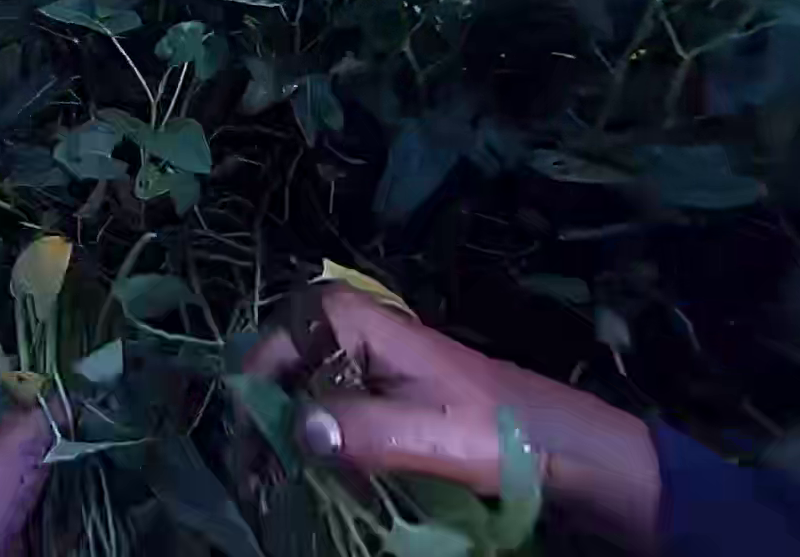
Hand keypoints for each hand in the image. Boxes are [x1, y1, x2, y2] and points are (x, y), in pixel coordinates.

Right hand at [245, 284, 660, 550]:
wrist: (546, 432)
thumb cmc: (489, 426)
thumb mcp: (428, 435)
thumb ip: (362, 429)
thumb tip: (299, 433)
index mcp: (339, 316)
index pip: (268, 355)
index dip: (255, 410)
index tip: (253, 468)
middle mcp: (331, 316)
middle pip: (273, 367)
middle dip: (265, 424)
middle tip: (264, 482)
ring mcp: (343, 337)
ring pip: (290, 381)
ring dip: (283, 430)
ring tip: (281, 481)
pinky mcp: (357, 363)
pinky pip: (314, 391)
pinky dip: (309, 429)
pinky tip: (315, 465)